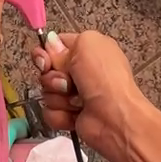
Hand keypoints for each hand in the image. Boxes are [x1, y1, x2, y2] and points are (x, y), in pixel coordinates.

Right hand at [30, 30, 147, 159]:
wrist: (115, 118)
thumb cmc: (104, 78)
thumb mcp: (85, 45)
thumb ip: (63, 43)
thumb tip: (49, 45)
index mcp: (88, 49)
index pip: (55, 45)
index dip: (46, 53)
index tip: (45, 62)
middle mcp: (81, 71)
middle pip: (48, 70)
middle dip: (53, 78)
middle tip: (67, 83)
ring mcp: (75, 94)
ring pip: (47, 92)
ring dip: (59, 97)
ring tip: (77, 101)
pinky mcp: (71, 115)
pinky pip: (50, 112)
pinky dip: (61, 115)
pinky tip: (75, 114)